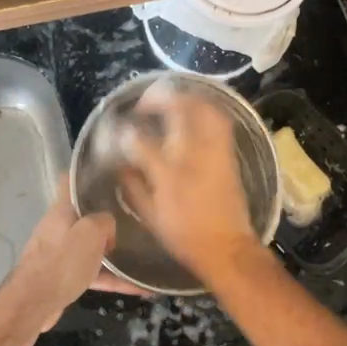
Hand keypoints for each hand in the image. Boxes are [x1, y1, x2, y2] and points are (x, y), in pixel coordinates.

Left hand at [0, 178, 142, 331]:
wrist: (35, 303)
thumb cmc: (62, 261)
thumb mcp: (91, 233)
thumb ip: (104, 221)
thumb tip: (108, 225)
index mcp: (61, 210)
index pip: (69, 182)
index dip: (86, 174)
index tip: (109, 175)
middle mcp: (58, 228)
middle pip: (84, 217)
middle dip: (107, 218)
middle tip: (134, 219)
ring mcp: (59, 253)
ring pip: (90, 248)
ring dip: (113, 253)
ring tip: (141, 257)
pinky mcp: (63, 277)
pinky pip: (92, 273)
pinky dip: (112, 279)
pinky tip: (138, 288)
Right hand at [117, 85, 261, 282]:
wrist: (227, 248)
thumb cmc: (185, 236)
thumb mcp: (150, 216)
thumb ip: (132, 187)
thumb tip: (120, 165)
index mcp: (168, 175)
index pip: (142, 142)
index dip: (126, 132)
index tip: (118, 129)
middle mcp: (193, 157)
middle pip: (178, 113)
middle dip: (158, 99)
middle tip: (144, 102)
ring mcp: (214, 152)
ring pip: (204, 110)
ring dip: (185, 97)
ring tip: (169, 98)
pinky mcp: (228, 154)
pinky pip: (220, 120)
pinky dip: (205, 108)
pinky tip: (193, 109)